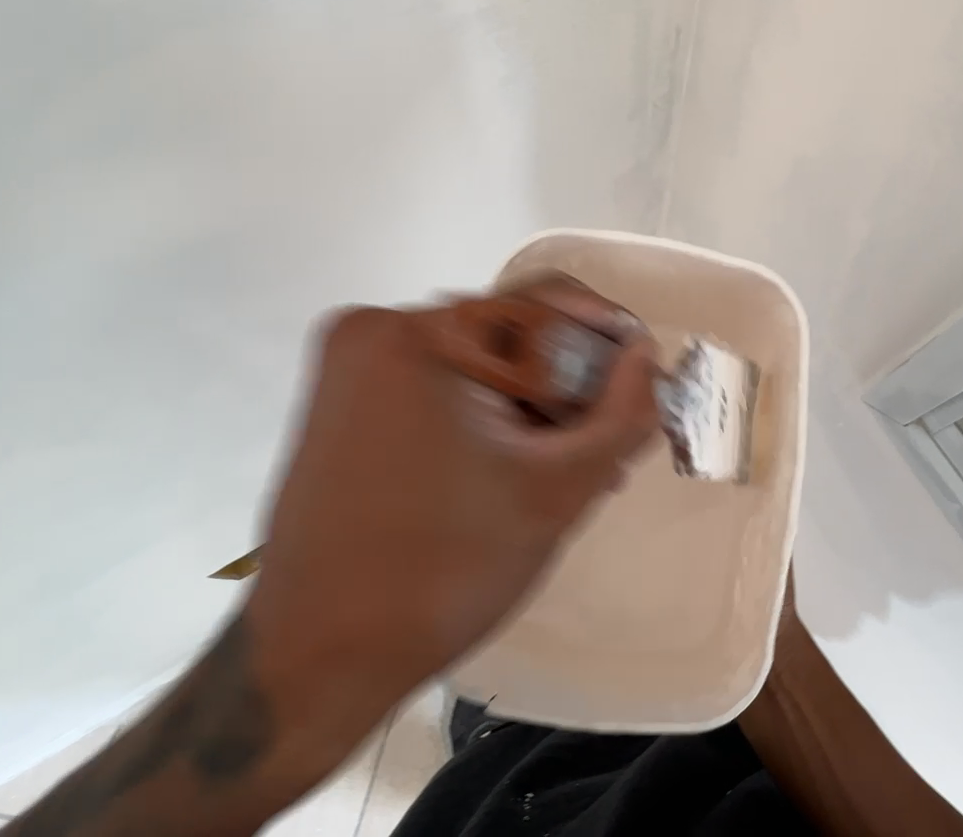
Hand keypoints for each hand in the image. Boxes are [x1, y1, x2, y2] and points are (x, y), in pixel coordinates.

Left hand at [243, 276, 660, 743]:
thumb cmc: (443, 571)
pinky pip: (443, 387)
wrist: (315, 660)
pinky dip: (488, 419)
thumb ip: (622, 414)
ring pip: (481, 365)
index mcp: (423, 334)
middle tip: (607, 454)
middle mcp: (377, 328)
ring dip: (534, 410)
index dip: (610, 341)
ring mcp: (351, 366)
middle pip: (513, 334)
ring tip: (570, 475)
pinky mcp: (342, 402)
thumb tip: (647, 357)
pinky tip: (517, 472)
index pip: (547, 302)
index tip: (645, 391)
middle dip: (570, 390)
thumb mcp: (559, 489)